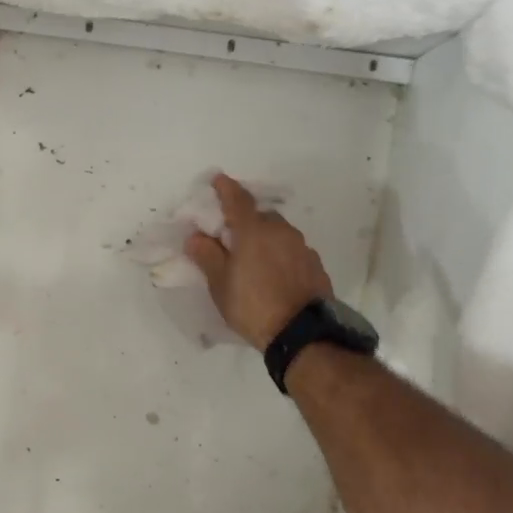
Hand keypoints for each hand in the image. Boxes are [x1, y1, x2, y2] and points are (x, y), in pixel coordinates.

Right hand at [185, 174, 333, 349]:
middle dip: (247, 220)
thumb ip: (208, 256)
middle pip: (261, 216)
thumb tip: (196, 236)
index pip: (238, 200)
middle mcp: (280, 231)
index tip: (218, 180)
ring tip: (254, 259)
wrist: (301, 332)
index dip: (226, 189)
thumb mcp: (220, 285)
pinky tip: (275, 274)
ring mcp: (302, 247)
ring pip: (279, 233)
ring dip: (265, 239)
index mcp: (253, 231)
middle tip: (233, 235)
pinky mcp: (315, 265)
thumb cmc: (252, 305)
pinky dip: (281, 255)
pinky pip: (292, 251)